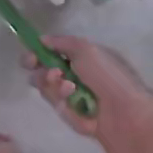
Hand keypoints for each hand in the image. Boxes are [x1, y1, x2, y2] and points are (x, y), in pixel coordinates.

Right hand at [23, 35, 152, 138]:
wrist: (121, 112)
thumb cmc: (107, 76)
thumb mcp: (86, 49)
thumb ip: (61, 42)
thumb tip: (41, 39)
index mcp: (80, 56)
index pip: (50, 52)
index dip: (37, 53)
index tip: (31, 57)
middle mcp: (72, 74)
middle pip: (41, 69)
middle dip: (40, 70)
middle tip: (48, 73)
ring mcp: (68, 94)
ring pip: (44, 86)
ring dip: (53, 84)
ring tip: (69, 87)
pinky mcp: (66, 113)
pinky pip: (53, 102)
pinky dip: (61, 98)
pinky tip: (72, 98)